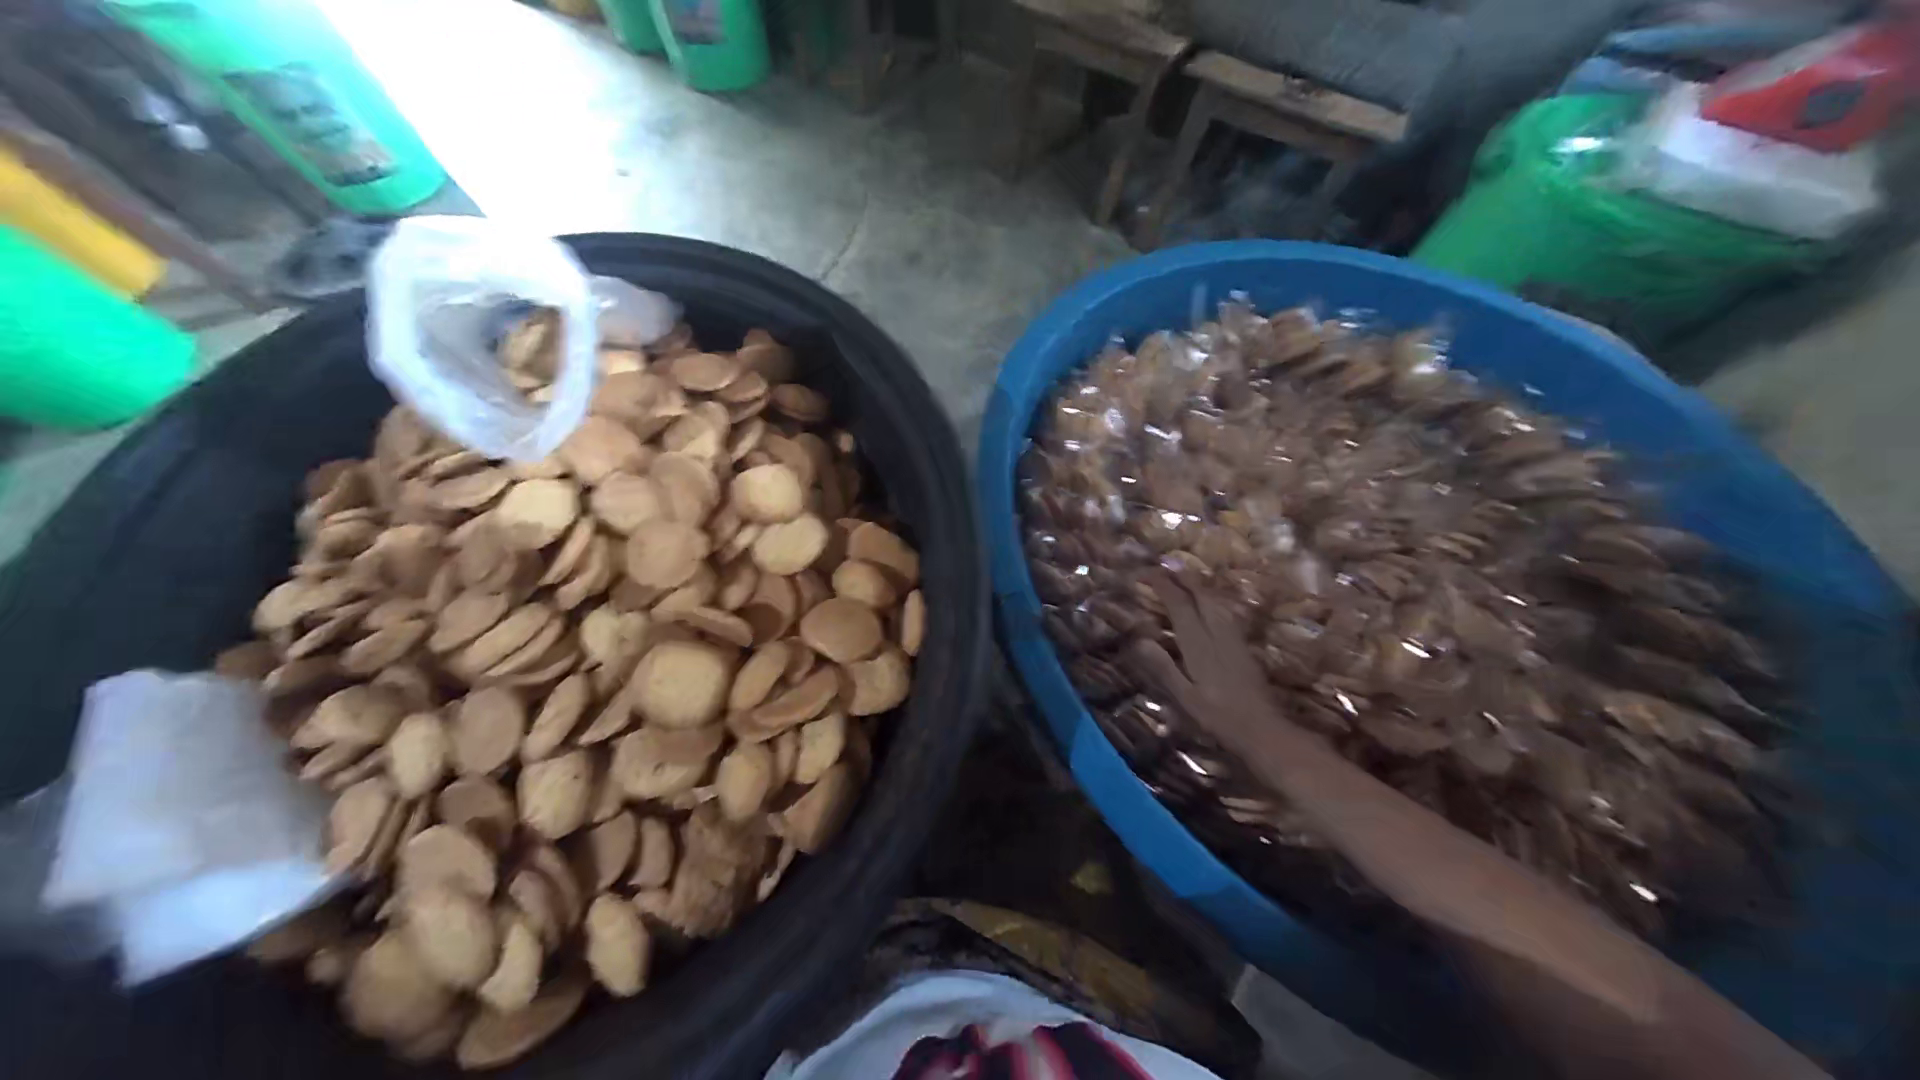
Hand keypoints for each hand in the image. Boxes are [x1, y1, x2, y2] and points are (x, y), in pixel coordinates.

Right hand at [1127, 571, 1281, 742]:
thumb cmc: (1219, 717)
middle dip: (1182, 577)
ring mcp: (1234, 638)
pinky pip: (1224, 610)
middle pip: (1201, 595)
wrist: (1264, 729)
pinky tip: (1207, 602)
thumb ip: (1164, 668)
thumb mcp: (1185, 698)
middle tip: (1163, 565)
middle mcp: (1218, 633)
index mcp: (1200, 645)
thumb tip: (1140, 640)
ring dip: (1197, 584)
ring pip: (1215, 600)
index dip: (1162, 585)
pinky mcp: (1243, 645)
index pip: (1180, 605)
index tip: (1145, 573)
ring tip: (1182, 576)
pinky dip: (1210, 598)